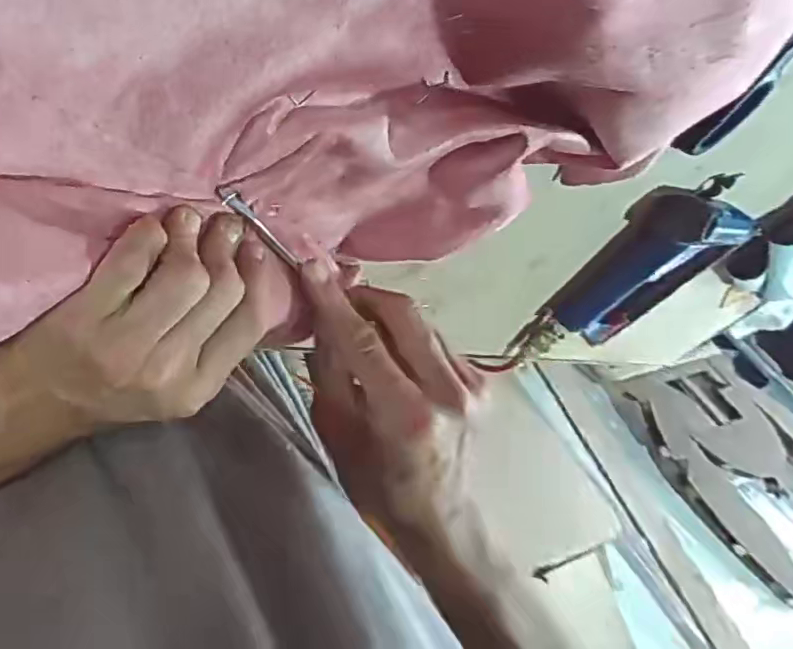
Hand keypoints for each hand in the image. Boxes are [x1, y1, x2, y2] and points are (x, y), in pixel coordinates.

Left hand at [6, 206, 287, 431]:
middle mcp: (167, 370)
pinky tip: (154, 227)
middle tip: (224, 224)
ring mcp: (127, 343)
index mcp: (196, 389)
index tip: (254, 246)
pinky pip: (134, 257)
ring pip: (185, 271)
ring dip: (191, 234)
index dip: (258, 275)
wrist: (38, 402)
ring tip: (187, 220)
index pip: (248, 322)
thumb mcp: (174, 385)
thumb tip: (246, 273)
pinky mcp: (89, 315)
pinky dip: (150, 232)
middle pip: (221, 288)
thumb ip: (211, 341)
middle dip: (227, 245)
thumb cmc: (111, 388)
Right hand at [301, 261, 490, 554]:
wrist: (451, 526)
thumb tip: (323, 319)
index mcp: (406, 414)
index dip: (332, 298)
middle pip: (401, 311)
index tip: (311, 265)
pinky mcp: (482, 381)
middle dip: (363, 295)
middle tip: (336, 297)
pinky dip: (406, 333)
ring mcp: (472, 384)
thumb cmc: (381, 488)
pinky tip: (392, 350)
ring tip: (359, 323)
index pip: (361, 337)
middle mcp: (448, 391)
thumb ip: (330, 372)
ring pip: (421, 319)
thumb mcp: (339, 435)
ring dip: (384, 312)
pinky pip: (435, 337)